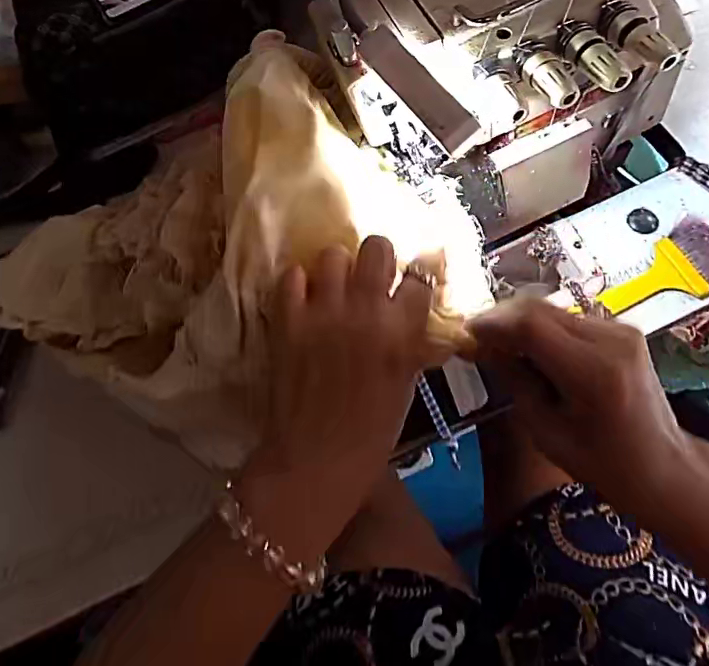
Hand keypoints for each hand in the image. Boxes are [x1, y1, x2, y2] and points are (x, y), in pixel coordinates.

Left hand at [240, 237, 438, 554]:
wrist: (314, 462)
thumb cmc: (371, 431)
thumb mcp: (407, 381)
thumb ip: (414, 341)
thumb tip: (420, 316)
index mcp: (402, 331)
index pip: (420, 276)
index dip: (418, 273)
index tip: (410, 277)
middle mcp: (367, 312)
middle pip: (377, 246)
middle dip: (376, 256)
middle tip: (370, 275)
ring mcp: (324, 312)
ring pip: (332, 254)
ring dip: (336, 269)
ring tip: (333, 289)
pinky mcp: (288, 320)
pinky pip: (291, 275)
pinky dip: (298, 284)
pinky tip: (303, 300)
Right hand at [467, 297, 706, 517]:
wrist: (665, 468)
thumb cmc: (604, 465)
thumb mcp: (547, 433)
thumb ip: (516, 381)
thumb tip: (483, 346)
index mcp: (594, 372)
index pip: (532, 326)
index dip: (495, 323)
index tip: (468, 331)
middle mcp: (611, 339)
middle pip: (542, 309)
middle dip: (504, 318)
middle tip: (478, 335)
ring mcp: (621, 329)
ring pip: (555, 310)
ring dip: (524, 321)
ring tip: (503, 343)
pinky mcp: (624, 328)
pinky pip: (572, 319)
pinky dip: (547, 328)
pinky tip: (535, 349)